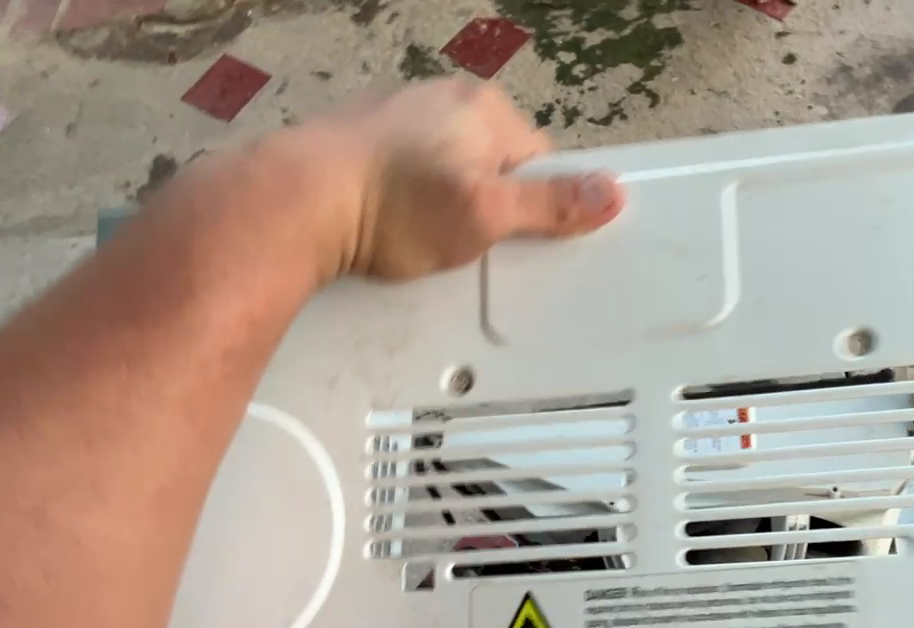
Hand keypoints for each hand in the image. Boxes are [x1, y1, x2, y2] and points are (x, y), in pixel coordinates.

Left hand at [285, 76, 623, 280]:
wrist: (299, 202)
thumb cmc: (399, 206)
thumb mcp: (488, 214)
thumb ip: (552, 206)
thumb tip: (613, 193)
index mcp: (485, 108)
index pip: (543, 164)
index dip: (539, 209)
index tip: (517, 239)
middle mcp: (446, 99)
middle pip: (500, 166)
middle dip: (496, 206)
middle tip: (473, 243)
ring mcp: (403, 114)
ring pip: (458, 170)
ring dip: (456, 204)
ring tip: (431, 235)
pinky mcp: (369, 137)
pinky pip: (418, 172)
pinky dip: (418, 199)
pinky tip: (401, 222)